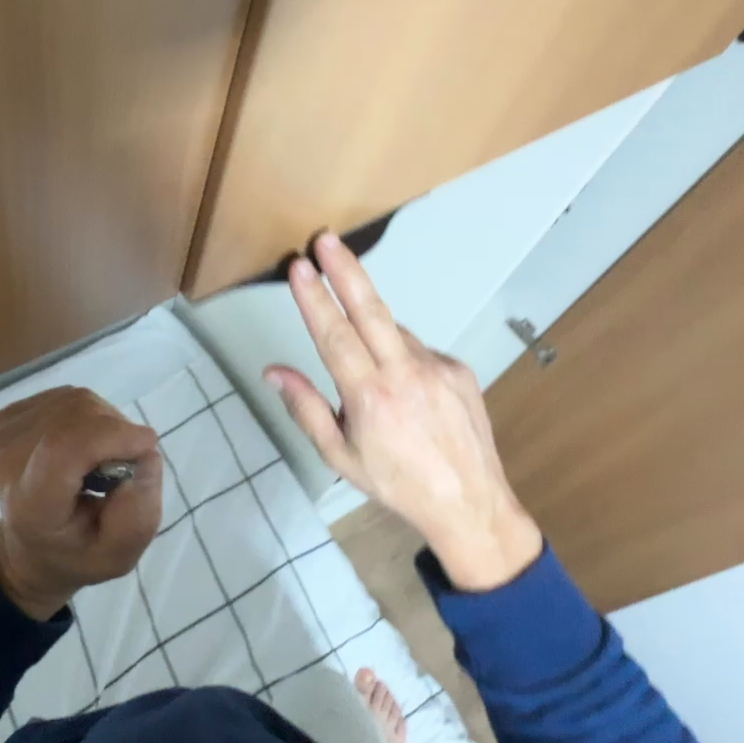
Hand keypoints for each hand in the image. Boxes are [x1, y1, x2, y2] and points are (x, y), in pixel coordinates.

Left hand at [0, 386, 163, 619]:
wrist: (29, 546)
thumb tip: (145, 457)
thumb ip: (136, 518)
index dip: (113, 436)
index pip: (65, 448)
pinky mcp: (6, 419)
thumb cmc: (76, 554)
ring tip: (103, 458)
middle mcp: (8, 464)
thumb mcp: (116, 558)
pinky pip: (64, 398)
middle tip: (124, 467)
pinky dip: (86, 415)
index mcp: (32, 506)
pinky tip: (81, 444)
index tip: (147, 446)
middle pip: (77, 418)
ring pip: (75, 401)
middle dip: (117, 433)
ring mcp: (3, 436)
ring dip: (105, 422)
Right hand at [263, 232, 542, 590]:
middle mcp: (405, 374)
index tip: (299, 267)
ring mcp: (437, 367)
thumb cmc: (394, 483)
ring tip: (368, 369)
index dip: (314, 299)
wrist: (470, 504)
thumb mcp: (338, 456)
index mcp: (370, 397)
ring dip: (371, 326)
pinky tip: (401, 386)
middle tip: (325, 238)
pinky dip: (399, 354)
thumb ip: (304, 408)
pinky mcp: (459, 369)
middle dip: (345, 270)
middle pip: (370, 310)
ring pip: (393, 331)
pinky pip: (417, 349)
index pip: (334, 336)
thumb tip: (273, 371)